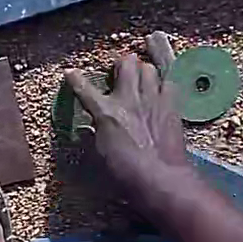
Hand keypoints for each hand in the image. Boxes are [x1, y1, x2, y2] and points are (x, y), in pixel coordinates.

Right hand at [66, 33, 193, 214]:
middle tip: (119, 75)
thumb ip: (95, 135)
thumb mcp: (100, 155)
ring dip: (143, 71)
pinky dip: (163, 85)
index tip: (70, 73)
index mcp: (106, 113)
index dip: (75, 79)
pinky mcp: (171, 106)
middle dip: (121, 65)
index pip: (84, 89)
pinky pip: (169, 83)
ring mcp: (152, 100)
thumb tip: (90, 129)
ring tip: (141, 81)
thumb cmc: (125, 174)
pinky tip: (161, 92)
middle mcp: (129, 99)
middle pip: (126, 63)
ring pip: (149, 68)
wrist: (160, 178)